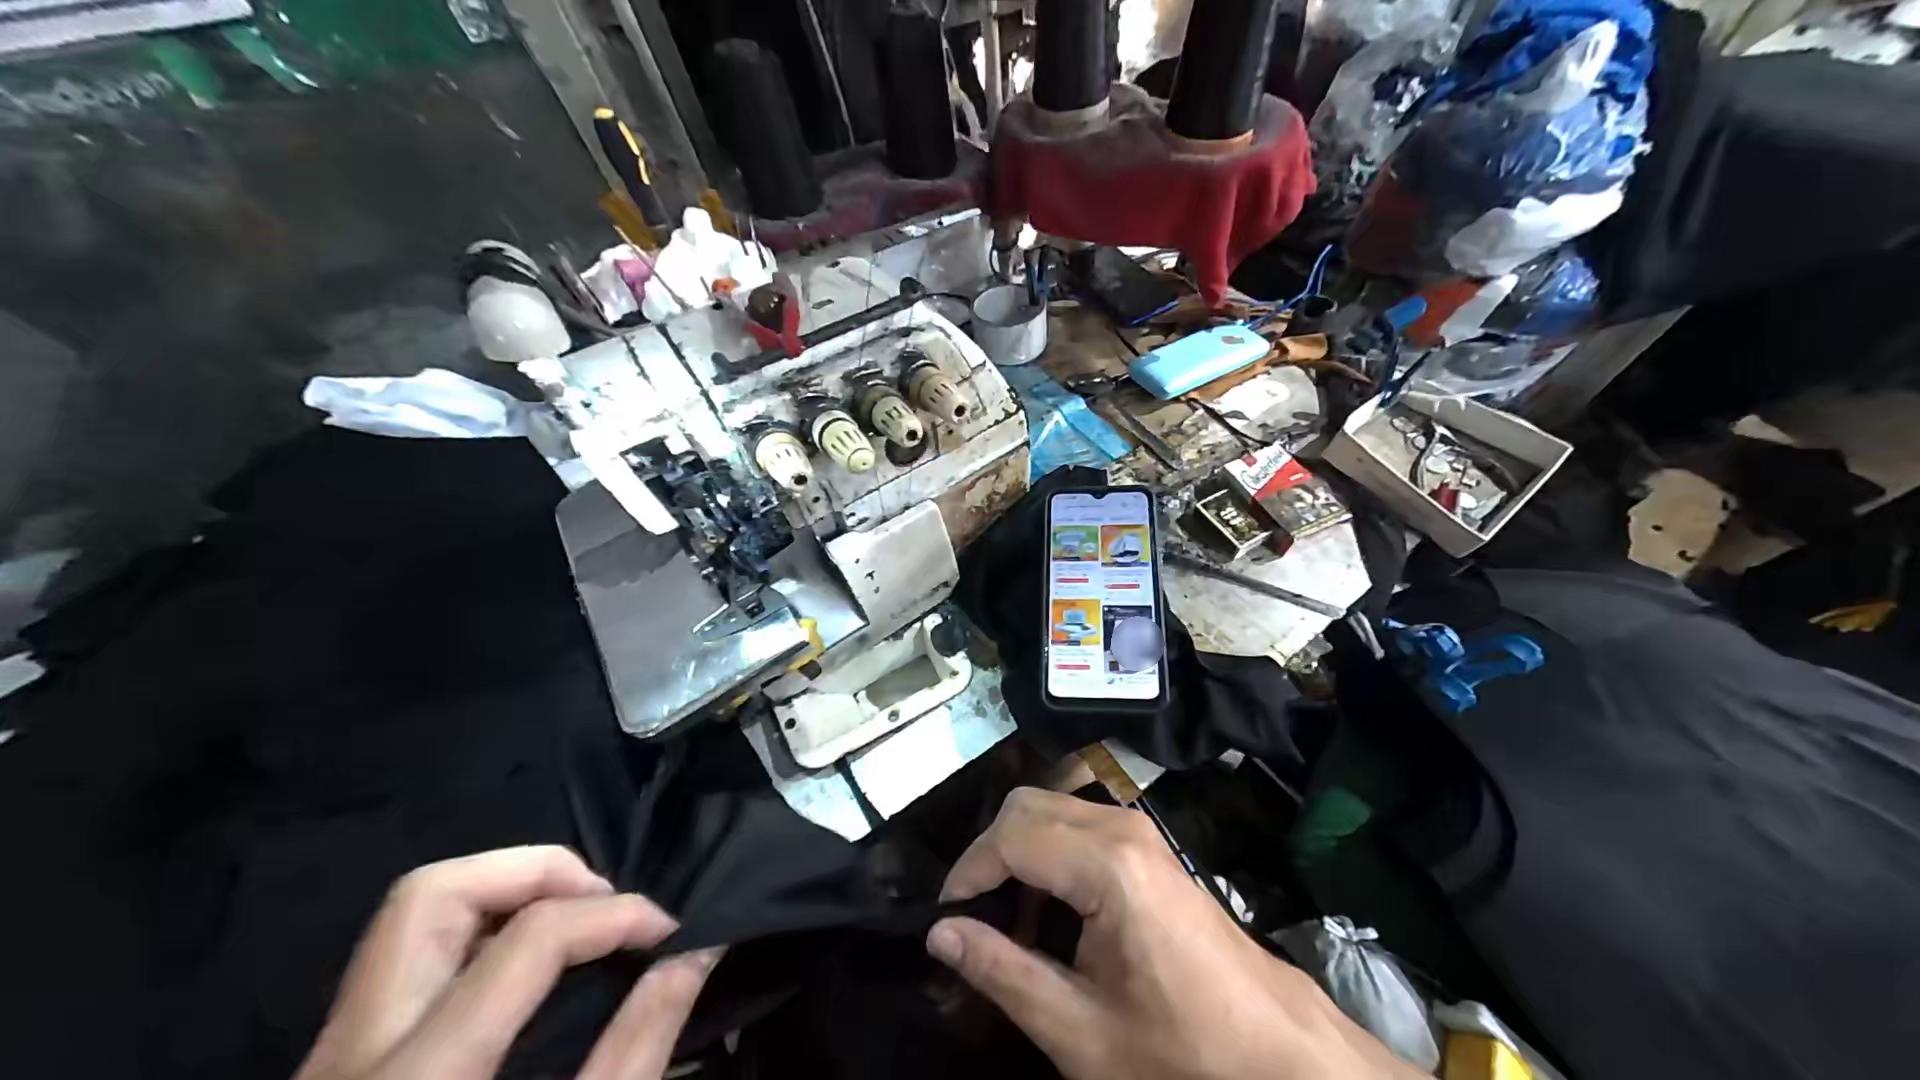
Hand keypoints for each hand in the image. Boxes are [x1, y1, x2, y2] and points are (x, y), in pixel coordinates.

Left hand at [295, 845, 720, 1079]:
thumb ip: (638, 1045)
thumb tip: (695, 953)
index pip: (528, 940)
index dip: (615, 915)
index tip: (667, 931)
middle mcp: (353, 1057)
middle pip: (431, 894)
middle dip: (534, 871)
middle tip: (602, 900)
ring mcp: (330, 1059)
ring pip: (410, 914)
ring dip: (505, 890)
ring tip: (573, 916)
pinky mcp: (338, 1063)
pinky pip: (409, 955)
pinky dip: (482, 928)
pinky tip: (528, 962)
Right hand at [926, 788, 1426, 1079]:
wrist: (1284, 1059)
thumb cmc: (1182, 1053)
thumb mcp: (1079, 1031)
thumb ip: (1002, 972)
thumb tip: (938, 934)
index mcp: (1107, 865)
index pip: (1010, 836)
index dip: (966, 873)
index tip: (942, 920)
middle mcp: (1122, 828)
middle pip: (1026, 806)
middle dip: (987, 854)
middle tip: (970, 919)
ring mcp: (1141, 831)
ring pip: (1051, 809)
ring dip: (1017, 852)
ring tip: (1007, 922)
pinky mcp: (1149, 846)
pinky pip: (1078, 826)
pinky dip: (1048, 853)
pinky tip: (1049, 912)